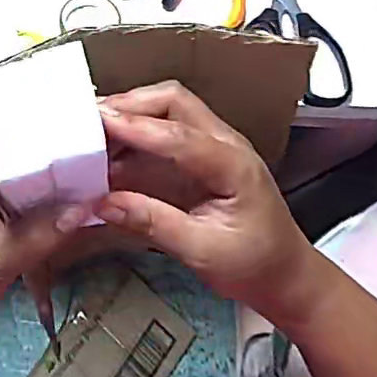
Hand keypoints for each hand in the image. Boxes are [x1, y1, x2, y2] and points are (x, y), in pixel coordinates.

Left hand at [0, 86, 86, 352]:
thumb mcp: (0, 257)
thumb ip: (44, 231)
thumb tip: (88, 203)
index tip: (16, 76)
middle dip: (13, 106)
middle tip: (52, 95)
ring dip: (22, 131)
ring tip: (59, 118)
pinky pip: (6, 168)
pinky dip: (27, 158)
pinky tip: (55, 158)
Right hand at [94, 81, 334, 325]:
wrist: (286, 275)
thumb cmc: (255, 265)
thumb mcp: (203, 251)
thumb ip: (153, 223)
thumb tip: (103, 203)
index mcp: (232, 163)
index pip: (178, 135)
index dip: (135, 127)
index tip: (97, 123)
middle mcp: (224, 142)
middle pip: (173, 101)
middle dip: (130, 104)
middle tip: (90, 121)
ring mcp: (214, 145)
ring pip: (169, 109)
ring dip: (132, 115)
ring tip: (92, 133)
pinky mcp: (202, 156)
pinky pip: (166, 131)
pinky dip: (137, 134)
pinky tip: (111, 152)